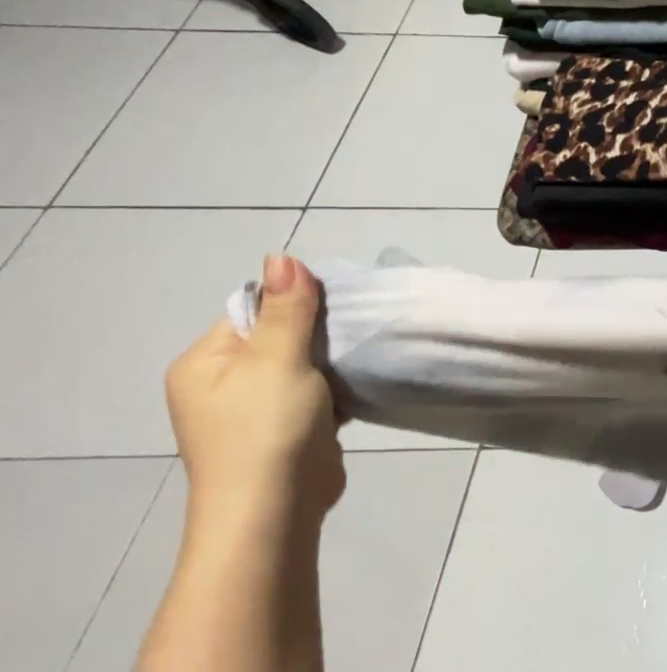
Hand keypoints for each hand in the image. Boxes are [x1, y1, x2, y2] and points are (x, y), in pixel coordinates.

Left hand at [165, 255, 343, 528]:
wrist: (275, 510)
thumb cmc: (267, 429)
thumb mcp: (278, 361)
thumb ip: (287, 310)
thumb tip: (281, 256)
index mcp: (203, 363)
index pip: (253, 309)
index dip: (296, 302)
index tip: (338, 305)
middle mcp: (220, 382)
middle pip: (279, 334)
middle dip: (320, 330)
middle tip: (357, 327)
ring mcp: (253, 407)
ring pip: (302, 362)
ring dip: (332, 358)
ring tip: (362, 353)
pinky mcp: (286, 426)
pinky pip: (315, 388)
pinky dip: (337, 383)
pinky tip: (360, 382)